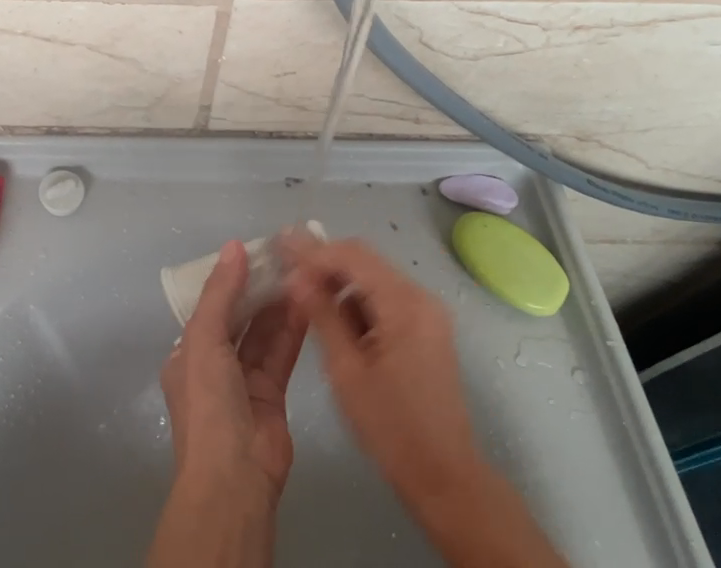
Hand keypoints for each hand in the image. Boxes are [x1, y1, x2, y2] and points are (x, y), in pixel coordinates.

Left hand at [160, 241, 308, 500]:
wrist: (234, 476)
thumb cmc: (208, 403)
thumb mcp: (204, 341)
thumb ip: (221, 294)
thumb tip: (233, 247)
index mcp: (186, 354)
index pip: (209, 307)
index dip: (229, 280)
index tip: (254, 251)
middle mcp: (213, 365)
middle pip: (238, 318)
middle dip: (257, 290)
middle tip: (284, 258)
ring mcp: (244, 381)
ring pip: (262, 335)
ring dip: (277, 307)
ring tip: (300, 274)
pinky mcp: (273, 394)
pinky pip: (281, 354)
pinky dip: (292, 330)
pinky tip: (307, 304)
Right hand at [283, 237, 479, 503]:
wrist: (444, 474)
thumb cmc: (390, 426)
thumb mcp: (346, 369)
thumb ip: (321, 315)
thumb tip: (294, 275)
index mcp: (405, 304)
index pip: (352, 255)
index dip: (312, 249)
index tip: (276, 246)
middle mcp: (420, 299)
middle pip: (364, 261)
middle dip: (322, 261)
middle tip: (281, 261)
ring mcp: (426, 315)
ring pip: (372, 279)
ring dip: (336, 280)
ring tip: (296, 286)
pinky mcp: (424, 331)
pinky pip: (383, 300)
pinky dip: (354, 300)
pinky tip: (327, 312)